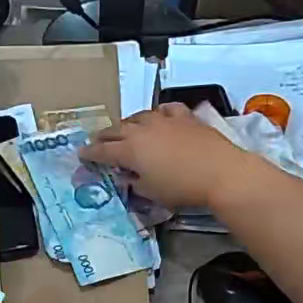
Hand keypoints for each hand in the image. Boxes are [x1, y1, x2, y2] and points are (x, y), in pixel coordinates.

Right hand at [80, 102, 273, 209]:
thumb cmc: (182, 187)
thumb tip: (127, 176)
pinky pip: (165, 110)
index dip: (90, 154)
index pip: (103, 151)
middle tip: (97, 142)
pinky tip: (158, 117)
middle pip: (116, 130)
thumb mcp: (151, 192)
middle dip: (104, 137)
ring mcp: (164, 120)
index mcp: (130, 150)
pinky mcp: (184, 117)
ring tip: (125, 130)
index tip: (81, 155)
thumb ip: (135, 182)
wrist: (221, 172)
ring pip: (138, 117)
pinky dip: (157, 114)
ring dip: (127, 124)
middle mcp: (142, 130)